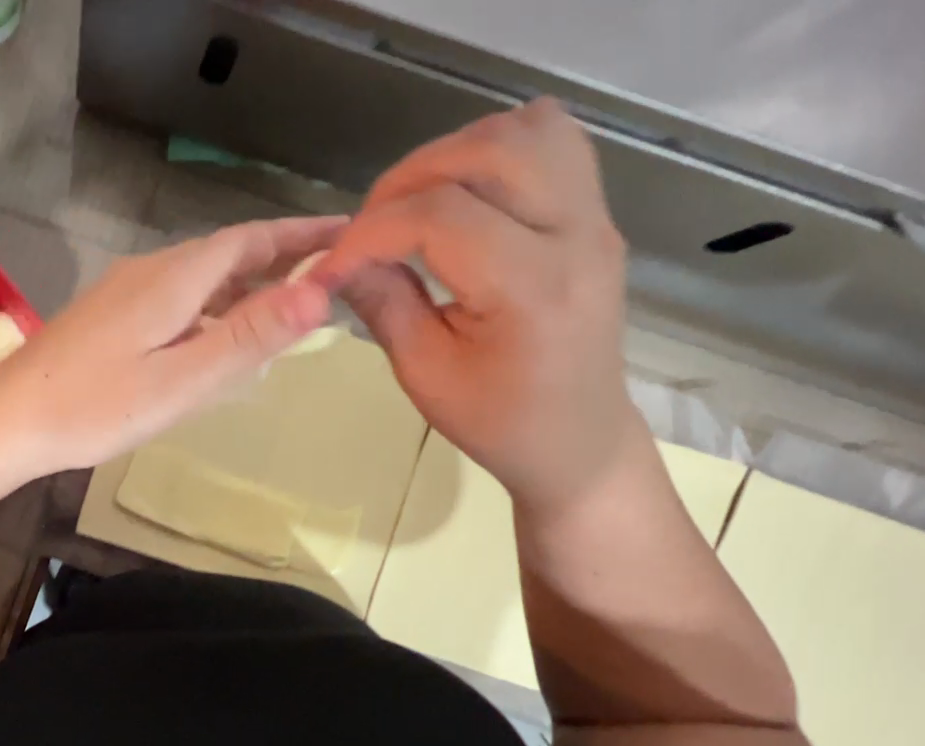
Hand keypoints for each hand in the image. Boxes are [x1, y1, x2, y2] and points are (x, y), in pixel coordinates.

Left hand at [0, 218, 343, 474]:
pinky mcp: (106, 317)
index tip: (351, 233)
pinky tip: (214, 337)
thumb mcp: (181, 380)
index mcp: (175, 278)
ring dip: (244, 284)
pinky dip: (210, 307)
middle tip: (331, 275)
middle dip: (280, 258)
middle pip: (227, 253)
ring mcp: (123, 292)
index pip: (253, 239)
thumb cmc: (95, 407)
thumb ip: (248, 337)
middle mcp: (150, 271)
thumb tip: (320, 291)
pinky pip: (174, 299)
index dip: (303, 235)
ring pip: (199, 277)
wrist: (7, 421)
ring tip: (285, 306)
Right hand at [308, 98, 643, 514]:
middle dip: (409, 178)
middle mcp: (574, 235)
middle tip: (371, 226)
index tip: (329, 267)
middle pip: (489, 151)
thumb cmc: (497, 419)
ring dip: (455, 153)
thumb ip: (383, 304)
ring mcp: (594, 217)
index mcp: (531, 288)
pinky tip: (462, 192)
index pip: (439, 217)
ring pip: (528, 130)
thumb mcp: (424, 373)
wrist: (576, 437)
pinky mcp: (595, 213)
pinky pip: (553, 142)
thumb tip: (337, 262)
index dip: (369, 233)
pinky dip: (497, 150)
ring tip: (415, 203)